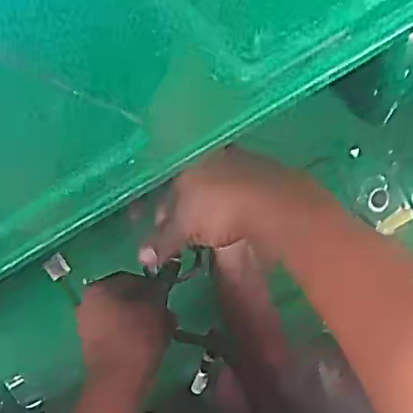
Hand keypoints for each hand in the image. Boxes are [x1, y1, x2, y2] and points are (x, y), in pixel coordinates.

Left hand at [77, 272, 172, 400]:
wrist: (118, 382)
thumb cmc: (138, 340)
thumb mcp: (156, 310)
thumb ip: (157, 293)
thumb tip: (158, 289)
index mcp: (99, 288)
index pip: (131, 278)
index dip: (153, 287)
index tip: (168, 300)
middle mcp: (87, 303)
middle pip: (124, 298)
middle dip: (147, 307)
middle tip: (167, 318)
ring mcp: (86, 326)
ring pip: (121, 317)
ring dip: (141, 322)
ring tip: (162, 334)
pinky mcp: (92, 347)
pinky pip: (116, 334)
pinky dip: (131, 336)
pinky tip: (148, 346)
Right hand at [138, 148, 332, 269]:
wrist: (270, 202)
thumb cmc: (217, 209)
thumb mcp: (184, 228)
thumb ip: (162, 241)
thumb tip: (142, 257)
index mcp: (185, 162)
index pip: (162, 187)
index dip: (156, 212)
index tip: (153, 232)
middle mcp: (210, 156)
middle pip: (188, 186)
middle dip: (180, 210)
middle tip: (177, 234)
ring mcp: (238, 163)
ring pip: (212, 189)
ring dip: (205, 211)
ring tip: (202, 234)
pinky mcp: (262, 176)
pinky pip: (235, 195)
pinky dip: (228, 211)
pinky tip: (229, 226)